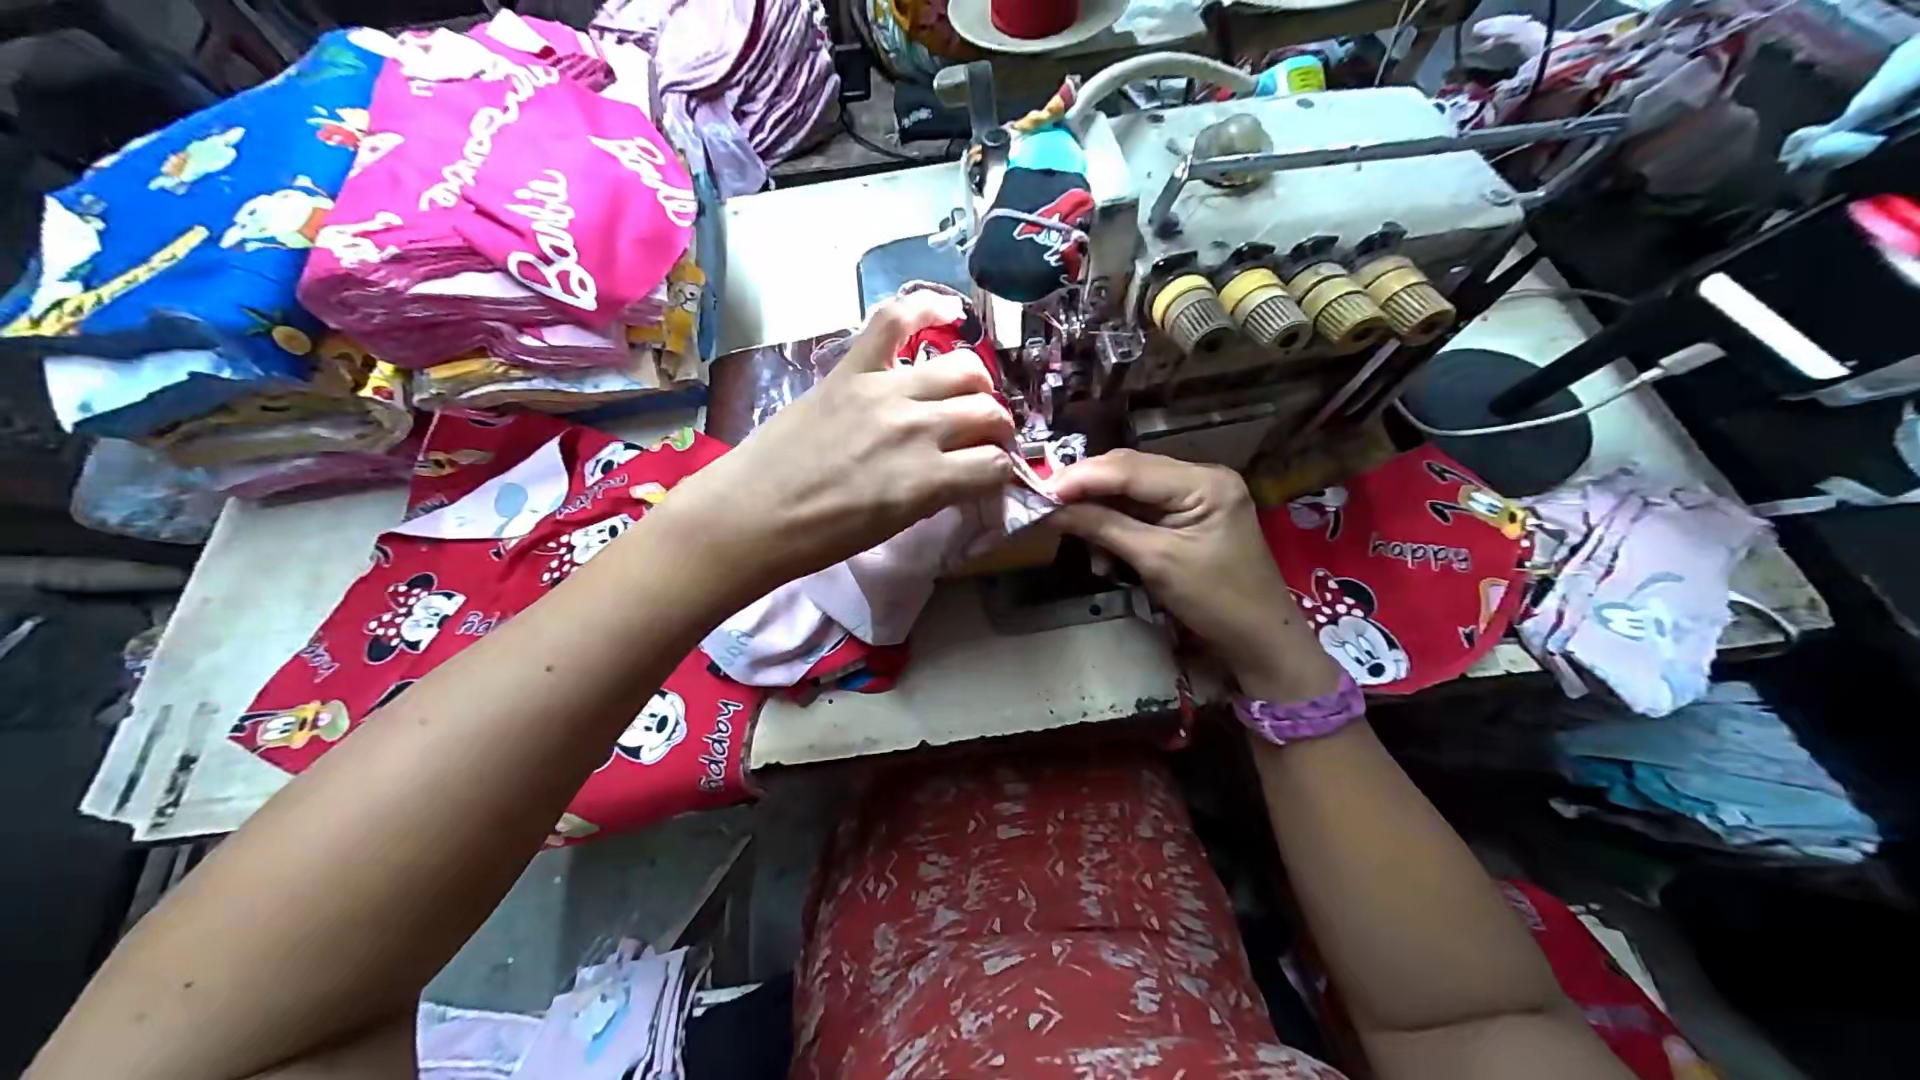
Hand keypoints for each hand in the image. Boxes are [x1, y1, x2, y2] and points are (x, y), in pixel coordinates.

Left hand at [661, 294, 1014, 595]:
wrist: (752, 516)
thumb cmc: (821, 537)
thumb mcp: (893, 526)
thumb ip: (934, 493)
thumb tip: (958, 472)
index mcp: (928, 480)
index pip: (995, 466)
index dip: (1002, 471)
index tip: (992, 474)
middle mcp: (917, 428)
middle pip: (987, 412)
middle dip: (997, 427)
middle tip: (983, 436)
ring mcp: (885, 392)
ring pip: (963, 368)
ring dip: (977, 385)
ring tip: (966, 394)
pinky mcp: (851, 370)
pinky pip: (895, 320)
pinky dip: (925, 308)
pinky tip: (948, 312)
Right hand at [1051, 450, 1343, 701]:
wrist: (1260, 639)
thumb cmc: (1215, 600)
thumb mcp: (1155, 561)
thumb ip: (1104, 527)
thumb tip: (1053, 509)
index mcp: (1204, 482)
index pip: (1129, 468)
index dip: (1082, 477)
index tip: (1041, 491)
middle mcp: (1201, 476)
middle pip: (1128, 472)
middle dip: (1087, 492)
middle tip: (1048, 510)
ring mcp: (1196, 494)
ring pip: (1130, 490)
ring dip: (1101, 515)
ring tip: (1086, 549)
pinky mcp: (1189, 513)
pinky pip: (1142, 509)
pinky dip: (1118, 528)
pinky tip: (1107, 557)